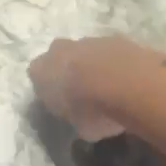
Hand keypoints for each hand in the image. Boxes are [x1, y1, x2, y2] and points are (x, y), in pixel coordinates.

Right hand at [30, 36, 165, 141]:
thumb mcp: (80, 127)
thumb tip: (83, 119)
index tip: (64, 105)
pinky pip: (110, 51)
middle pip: (58, 57)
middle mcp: (57, 51)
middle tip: (84, 92)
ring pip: (85, 52)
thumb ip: (76, 118)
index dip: (50, 91)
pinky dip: (116, 63)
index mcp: (40, 72)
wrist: (126, 83)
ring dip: (93, 66)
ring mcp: (86, 41)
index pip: (37, 79)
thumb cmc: (92, 110)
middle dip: (69, 71)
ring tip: (110, 88)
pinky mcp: (113, 38)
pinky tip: (127, 80)